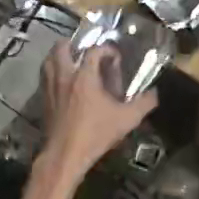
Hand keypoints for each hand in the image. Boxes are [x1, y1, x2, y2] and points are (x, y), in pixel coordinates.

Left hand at [37, 42, 156, 181]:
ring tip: (69, 59)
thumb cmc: (95, 134)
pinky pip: (44, 77)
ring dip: (58, 55)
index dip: (106, 49)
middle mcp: (64, 76)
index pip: (94, 51)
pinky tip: (60, 81)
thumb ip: (143, 104)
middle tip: (83, 49)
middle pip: (61, 48)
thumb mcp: (126, 120)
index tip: (115, 57)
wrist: (65, 154)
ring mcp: (50, 87)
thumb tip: (155, 94)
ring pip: (48, 60)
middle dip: (72, 44)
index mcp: (84, 76)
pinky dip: (51, 72)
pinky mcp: (43, 100)